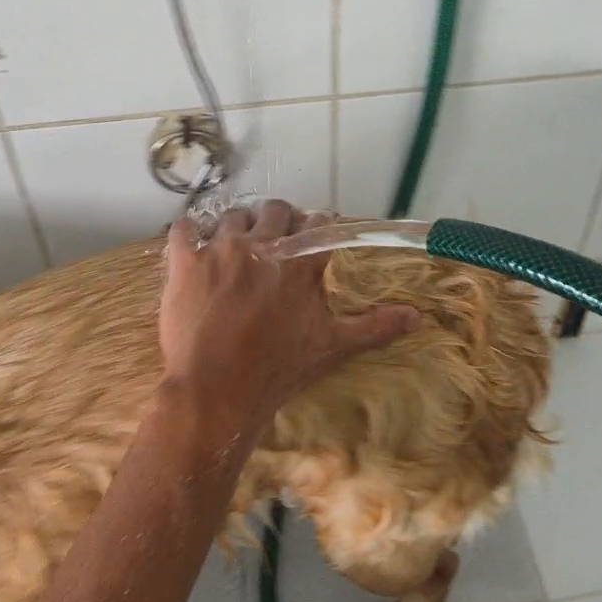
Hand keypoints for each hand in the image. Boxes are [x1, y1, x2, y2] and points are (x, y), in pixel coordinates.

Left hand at [158, 200, 420, 440]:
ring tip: (238, 246)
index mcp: (300, 262)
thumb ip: (375, 327)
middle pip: (276, 209)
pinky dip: (191, 233)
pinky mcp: (185, 261)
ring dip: (239, 226)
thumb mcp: (332, 347)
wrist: (216, 392)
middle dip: (280, 221)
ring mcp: (220, 250)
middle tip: (276, 243)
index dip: (319, 226)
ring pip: (233, 215)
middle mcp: (262, 245)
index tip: (316, 235)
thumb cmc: (278, 370)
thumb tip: (417, 317)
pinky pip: (184, 229)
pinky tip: (196, 248)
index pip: (319, 223)